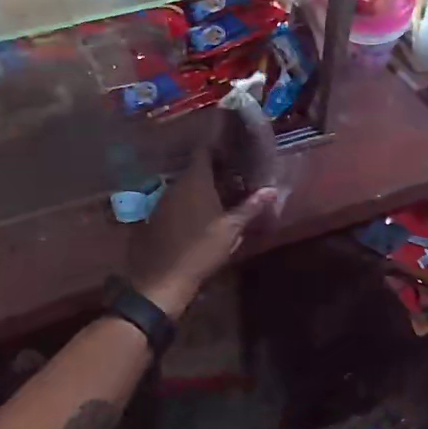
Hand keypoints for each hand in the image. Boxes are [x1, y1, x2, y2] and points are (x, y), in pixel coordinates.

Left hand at [128, 152, 276, 316]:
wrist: (162, 281)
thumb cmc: (201, 249)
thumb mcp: (232, 229)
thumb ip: (251, 207)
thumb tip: (272, 189)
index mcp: (195, 181)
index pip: (204, 151)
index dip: (219, 147)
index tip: (235, 149)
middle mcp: (175, 185)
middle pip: (196, 168)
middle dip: (216, 169)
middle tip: (238, 175)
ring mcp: (162, 202)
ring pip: (186, 185)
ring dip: (203, 186)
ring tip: (225, 194)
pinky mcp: (155, 218)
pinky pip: (177, 200)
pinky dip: (190, 201)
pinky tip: (204, 214)